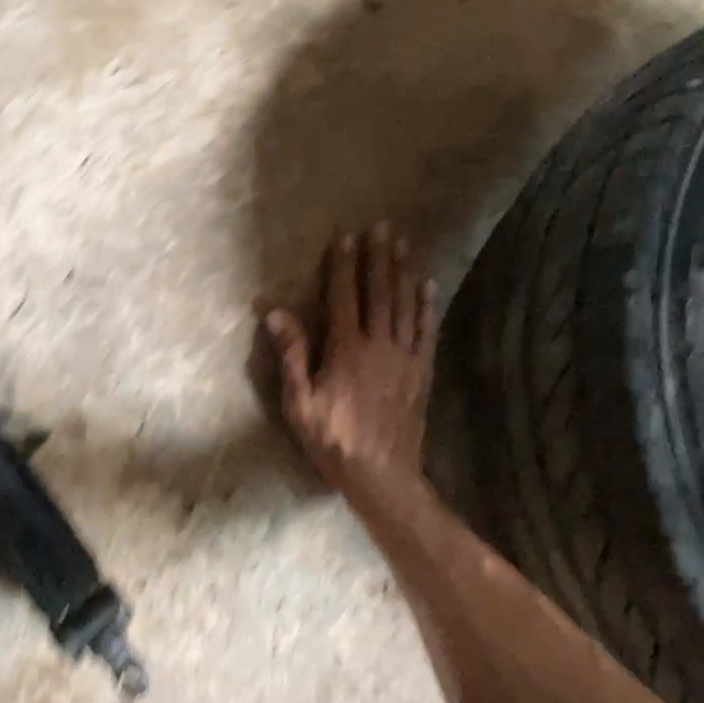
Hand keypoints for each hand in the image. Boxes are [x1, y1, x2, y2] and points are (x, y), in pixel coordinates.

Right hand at [266, 223, 437, 495]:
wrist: (383, 475)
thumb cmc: (332, 440)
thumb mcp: (299, 403)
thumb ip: (292, 355)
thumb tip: (276, 312)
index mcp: (347, 350)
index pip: (344, 296)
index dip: (344, 265)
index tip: (346, 236)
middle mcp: (380, 345)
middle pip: (380, 292)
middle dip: (379, 257)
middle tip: (382, 227)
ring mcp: (405, 357)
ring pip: (405, 305)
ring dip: (403, 272)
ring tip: (404, 244)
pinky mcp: (422, 372)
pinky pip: (427, 330)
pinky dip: (427, 305)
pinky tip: (428, 285)